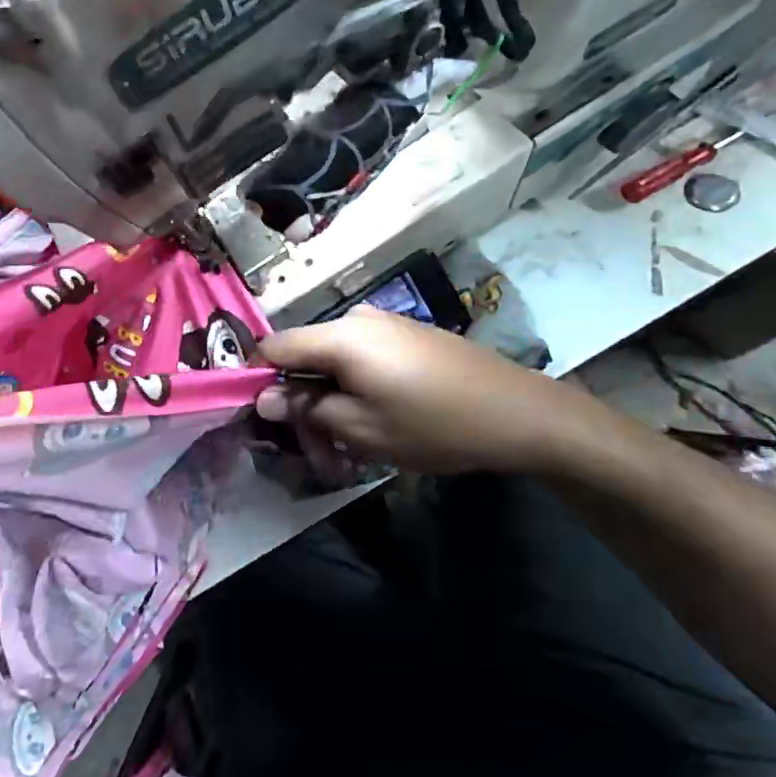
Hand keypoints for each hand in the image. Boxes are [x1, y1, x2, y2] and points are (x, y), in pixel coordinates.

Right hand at [254, 307, 614, 473]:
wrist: (516, 411)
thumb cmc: (433, 424)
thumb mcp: (362, 429)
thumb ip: (308, 408)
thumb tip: (265, 396)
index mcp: (341, 336)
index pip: (276, 346)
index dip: (258, 379)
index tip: (262, 419)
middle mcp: (358, 320)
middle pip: (307, 358)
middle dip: (304, 406)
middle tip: (319, 456)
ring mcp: (386, 326)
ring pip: (336, 364)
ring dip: (332, 404)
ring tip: (350, 453)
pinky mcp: (407, 337)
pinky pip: (363, 360)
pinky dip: (356, 391)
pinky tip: (375, 425)